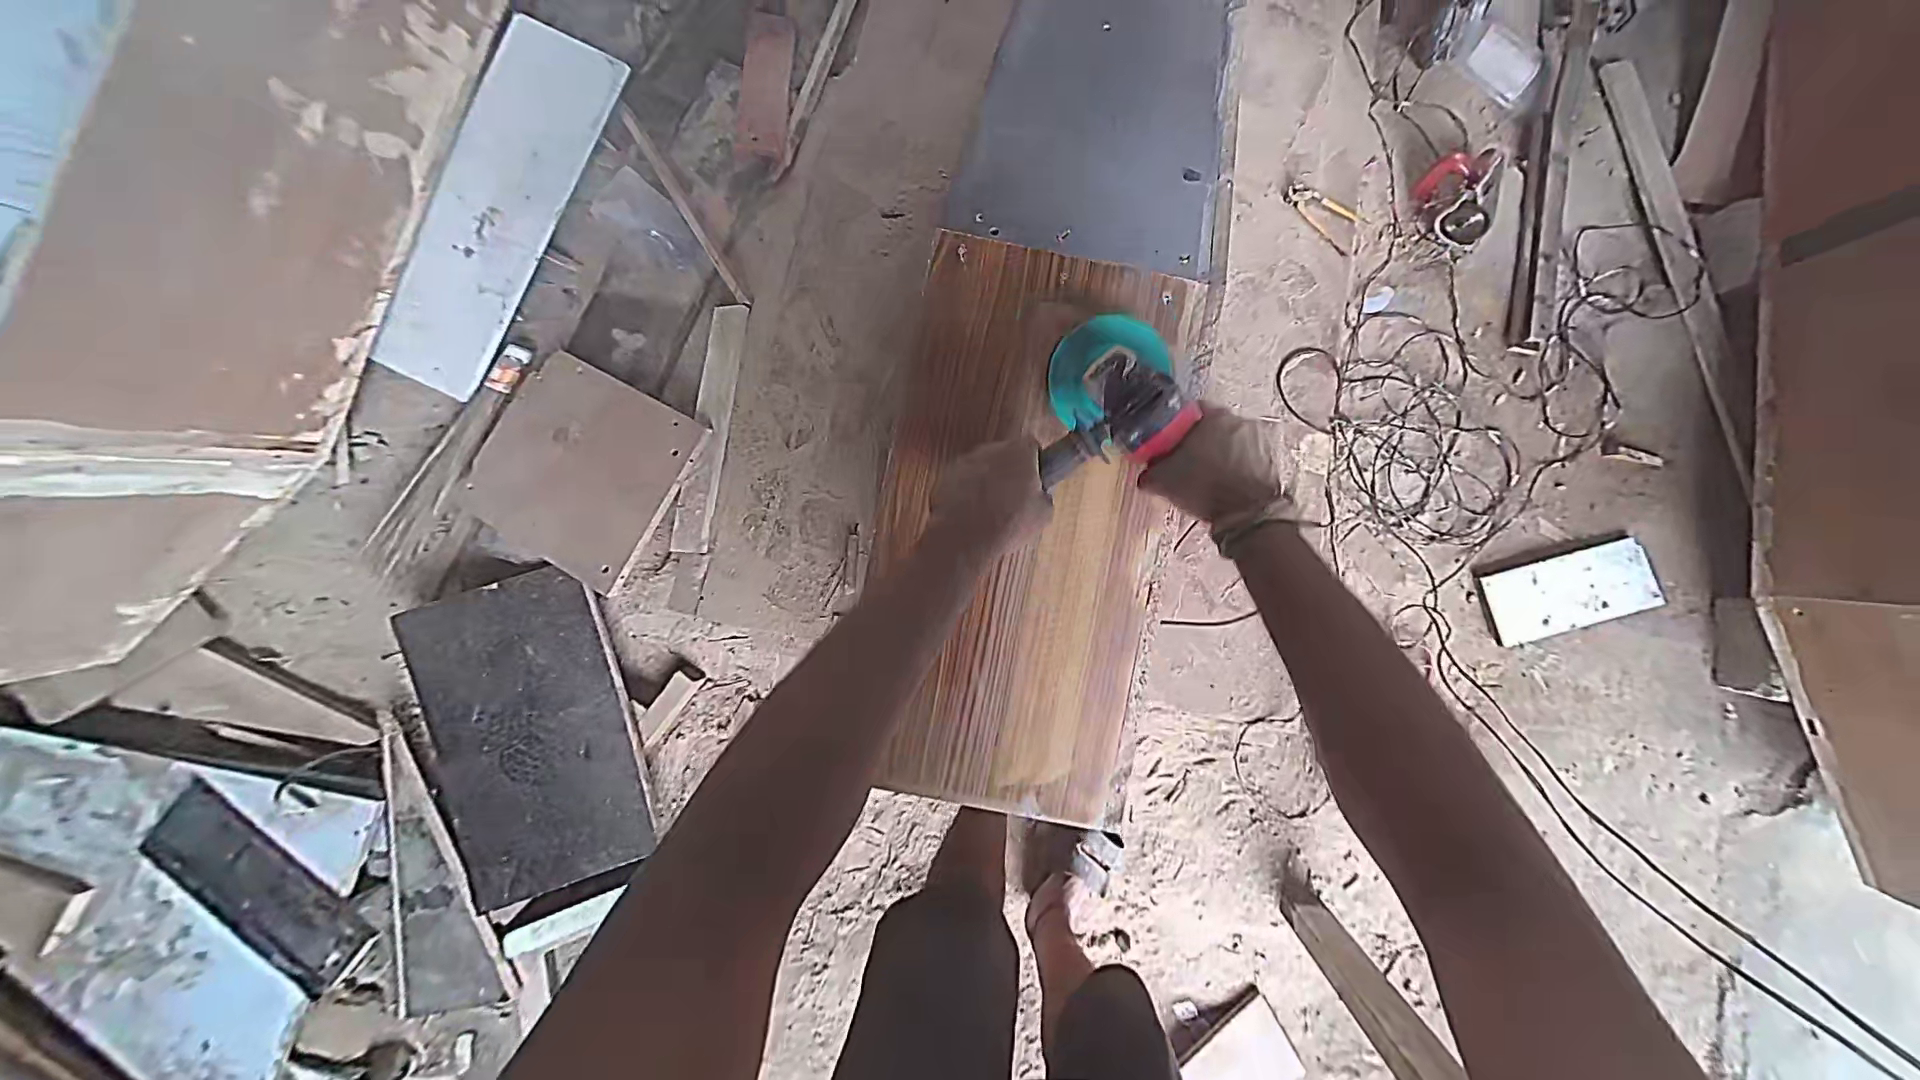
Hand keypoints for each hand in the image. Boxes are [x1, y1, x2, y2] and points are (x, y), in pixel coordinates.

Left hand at [928, 438, 1052, 551]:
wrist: (964, 540)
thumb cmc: (1007, 525)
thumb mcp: (1043, 514)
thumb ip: (1044, 494)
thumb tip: (1040, 493)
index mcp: (1019, 452)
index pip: (1032, 445)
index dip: (1035, 462)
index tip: (1035, 478)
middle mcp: (990, 450)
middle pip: (1005, 453)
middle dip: (1010, 470)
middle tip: (1015, 497)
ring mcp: (965, 462)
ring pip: (983, 466)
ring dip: (988, 480)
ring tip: (992, 509)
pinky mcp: (946, 476)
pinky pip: (963, 479)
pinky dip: (968, 491)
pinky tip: (973, 512)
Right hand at [1138, 405, 1285, 524]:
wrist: (1247, 514)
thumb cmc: (1207, 489)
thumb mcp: (1164, 482)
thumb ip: (1150, 471)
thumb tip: (1146, 474)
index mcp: (1211, 416)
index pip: (1190, 410)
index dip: (1177, 427)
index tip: (1171, 442)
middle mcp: (1238, 420)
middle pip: (1213, 425)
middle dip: (1200, 440)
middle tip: (1187, 460)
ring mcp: (1259, 438)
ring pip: (1232, 440)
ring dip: (1221, 452)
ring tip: (1208, 475)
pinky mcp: (1272, 457)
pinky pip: (1248, 455)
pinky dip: (1238, 465)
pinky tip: (1226, 483)